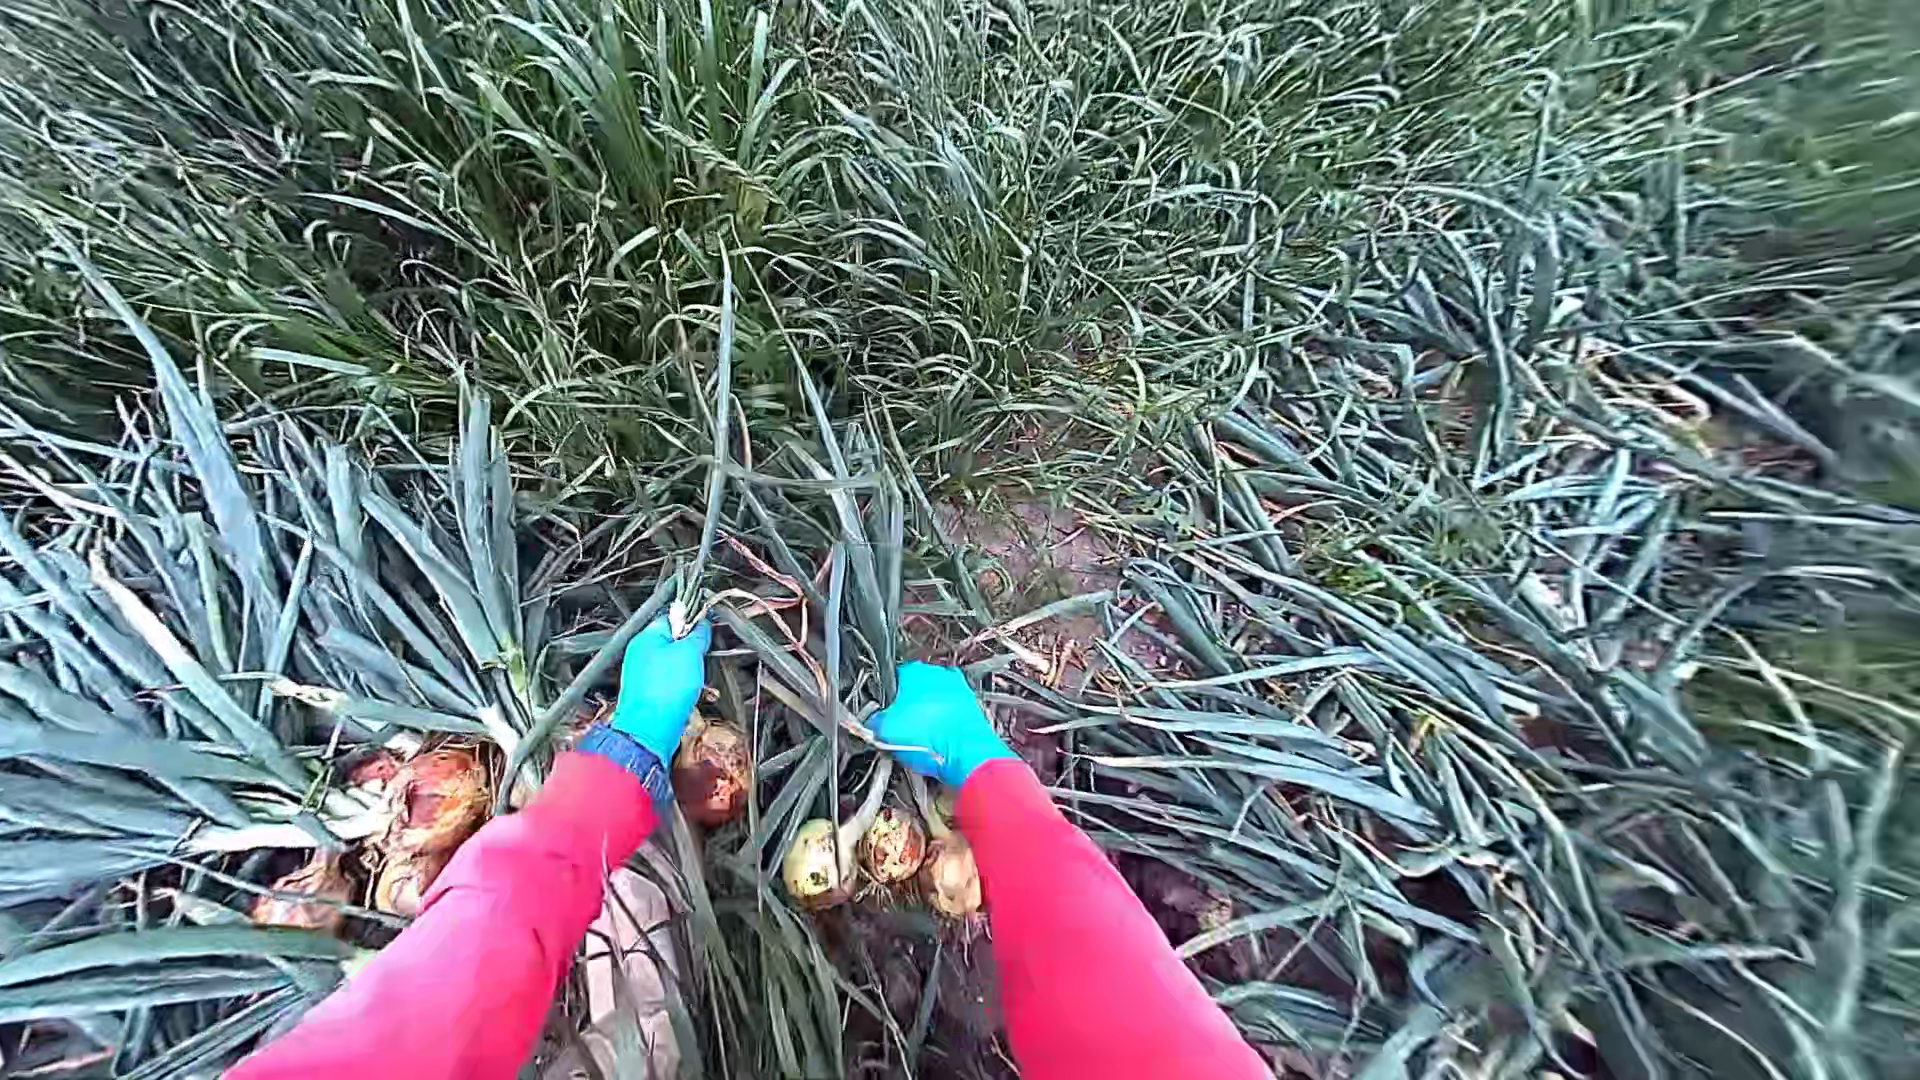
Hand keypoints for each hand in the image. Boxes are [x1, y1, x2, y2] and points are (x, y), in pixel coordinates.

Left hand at [609, 615, 711, 759]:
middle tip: (702, 654)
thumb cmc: (666, 690)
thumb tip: (703, 623)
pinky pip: (671, 676)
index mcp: (646, 637)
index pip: (673, 616)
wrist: (651, 728)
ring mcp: (643, 671)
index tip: (707, 629)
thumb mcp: (690, 653)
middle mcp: (640, 652)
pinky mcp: (649, 689)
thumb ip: (698, 634)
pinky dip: (682, 680)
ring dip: (689, 664)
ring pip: (674, 658)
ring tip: (694, 675)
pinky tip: (687, 688)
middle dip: (692, 646)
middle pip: (674, 638)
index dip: (693, 621)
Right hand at [870, 662, 1014, 787]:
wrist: (967, 756)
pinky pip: (951, 716)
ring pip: (934, 703)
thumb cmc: (932, 737)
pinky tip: (938, 744)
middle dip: (907, 709)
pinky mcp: (972, 708)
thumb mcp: (885, 730)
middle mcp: (939, 675)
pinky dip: (945, 727)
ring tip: (921, 741)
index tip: (883, 715)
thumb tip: (872, 722)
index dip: (884, 701)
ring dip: (927, 718)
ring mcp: (958, 690)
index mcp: (915, 671)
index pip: (891, 679)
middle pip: (914, 691)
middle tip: (900, 730)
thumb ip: (874, 720)